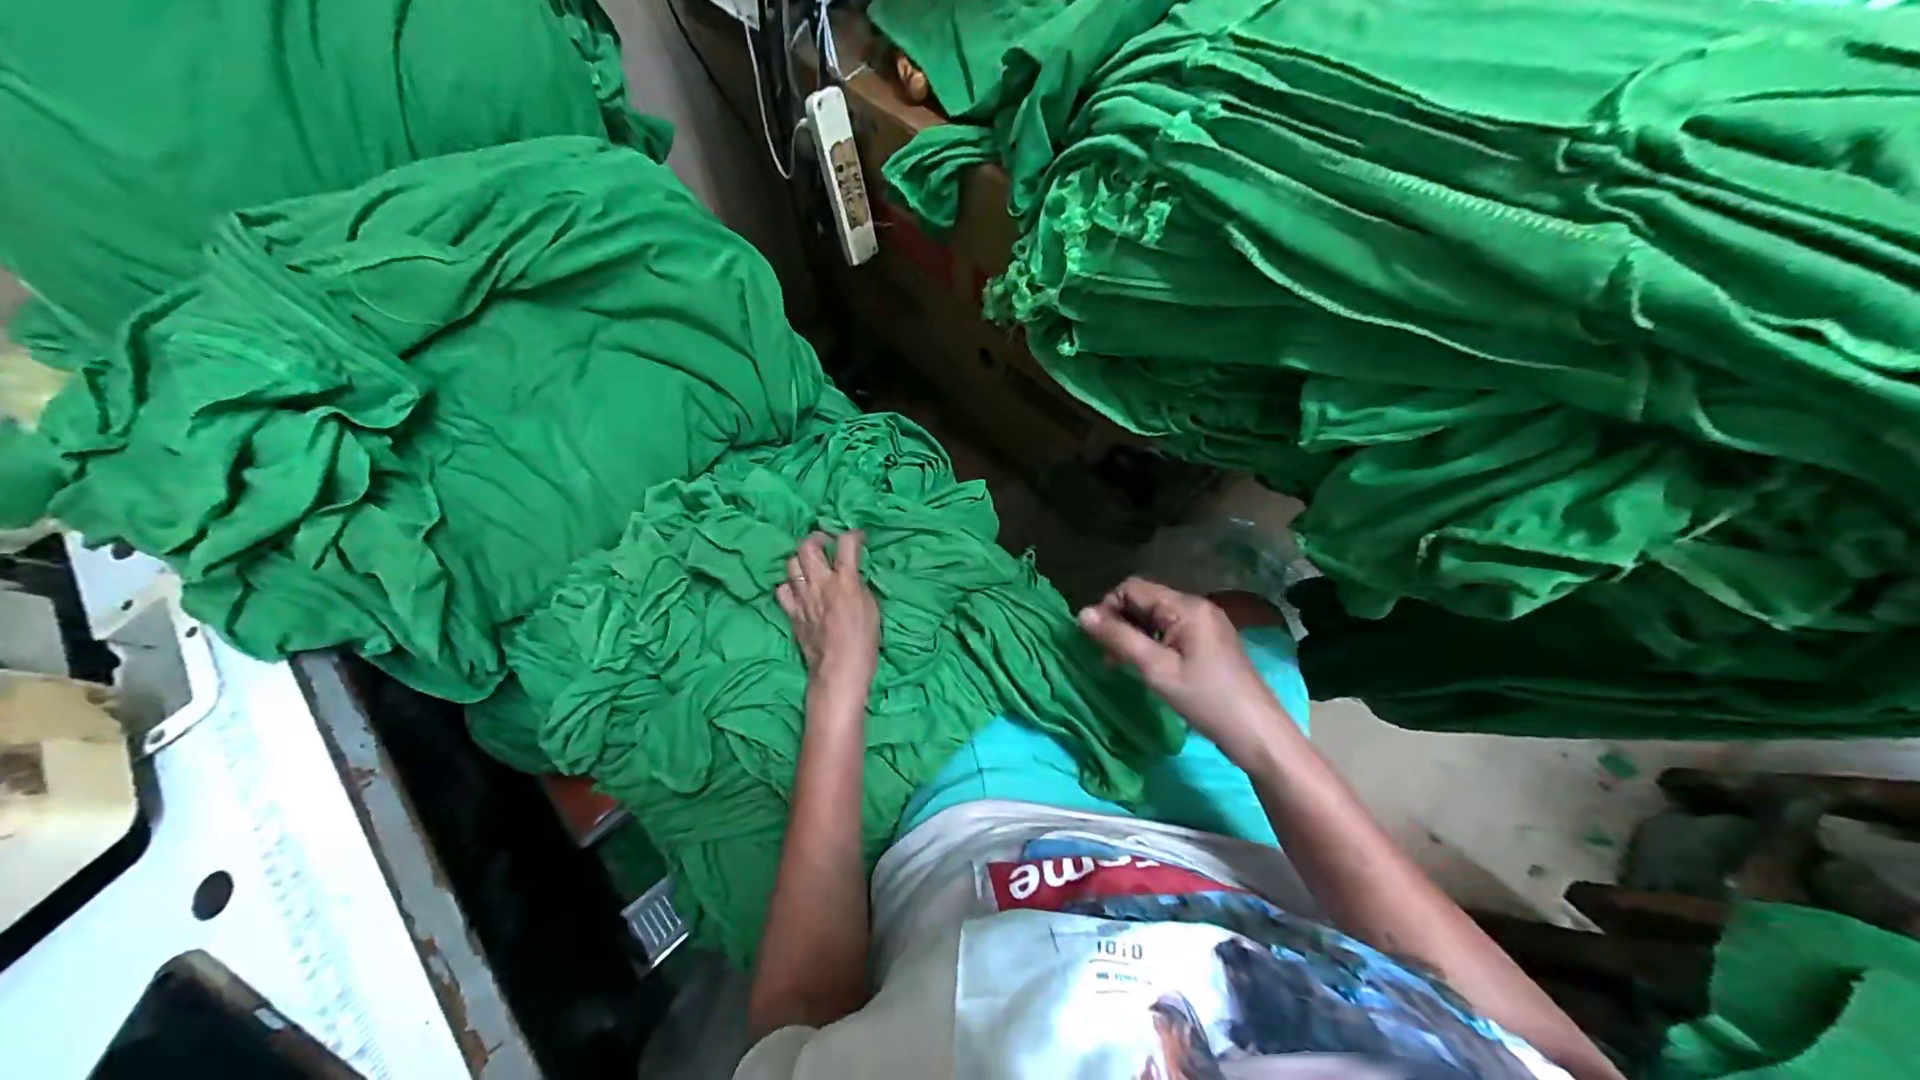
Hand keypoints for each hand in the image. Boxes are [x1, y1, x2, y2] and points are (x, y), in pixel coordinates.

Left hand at [777, 531, 879, 692]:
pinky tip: (797, 588)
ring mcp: (801, 598)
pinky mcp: (791, 613)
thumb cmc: (864, 642)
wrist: (839, 670)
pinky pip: (782, 590)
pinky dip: (789, 585)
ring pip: (791, 564)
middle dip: (817, 538)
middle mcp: (819, 583)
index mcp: (844, 581)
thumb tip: (853, 576)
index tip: (858, 536)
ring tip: (811, 564)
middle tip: (826, 542)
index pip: (846, 544)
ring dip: (801, 560)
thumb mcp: (872, 608)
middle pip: (808, 547)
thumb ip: (860, 586)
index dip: (852, 534)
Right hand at [1077, 577, 1295, 767]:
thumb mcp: (1156, 669)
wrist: (1256, 732)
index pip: (1133, 588)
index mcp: (1186, 606)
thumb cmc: (1205, 699)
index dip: (1108, 608)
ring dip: (1134, 635)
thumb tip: (1082, 613)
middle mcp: (1197, 606)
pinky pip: (1171, 630)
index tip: (1097, 640)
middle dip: (1120, 623)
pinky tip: (1146, 667)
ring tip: (1122, 665)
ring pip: (1155, 617)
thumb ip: (1119, 638)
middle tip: (1108, 658)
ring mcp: (1206, 623)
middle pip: (1144, 600)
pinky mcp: (1209, 641)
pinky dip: (1152, 644)